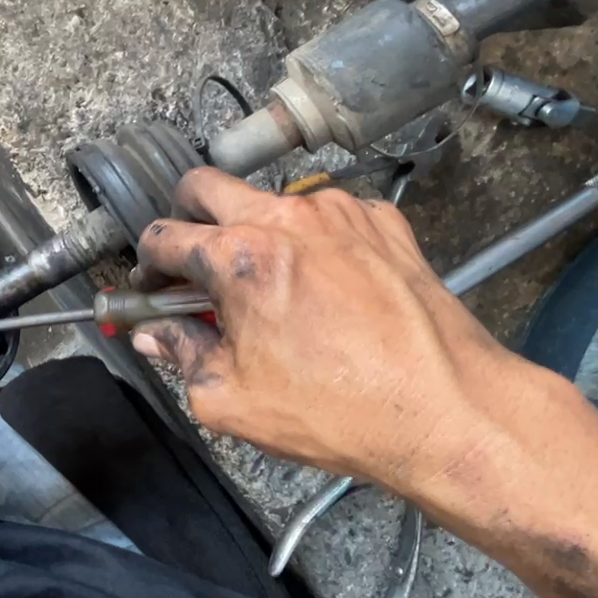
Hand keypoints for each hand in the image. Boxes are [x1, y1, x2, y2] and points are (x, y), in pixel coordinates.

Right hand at [130, 168, 533, 494]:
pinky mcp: (380, 223)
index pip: (162, 237)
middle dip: (183, 219)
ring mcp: (338, 213)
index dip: (145, 267)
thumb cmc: (342, 410)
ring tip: (263, 284)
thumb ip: (181, 355)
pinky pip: (322, 213)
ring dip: (248, 229)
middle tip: (191, 263)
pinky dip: (305, 238)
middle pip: (202, 185)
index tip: (152, 288)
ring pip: (265, 198)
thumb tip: (157, 336)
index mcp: (240, 259)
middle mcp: (286, 219)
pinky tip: (317, 283)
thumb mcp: (230, 398)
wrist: (451, 411)